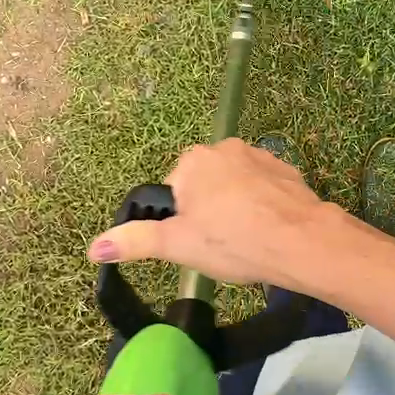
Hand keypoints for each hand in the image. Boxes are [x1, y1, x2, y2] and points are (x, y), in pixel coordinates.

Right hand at [87, 139, 334, 289]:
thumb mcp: (178, 245)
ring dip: (235, 207)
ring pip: (234, 185)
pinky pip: (262, 187)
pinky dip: (260, 204)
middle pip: (203, 185)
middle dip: (207, 212)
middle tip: (219, 244)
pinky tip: (267, 229)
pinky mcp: (285, 168)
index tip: (195, 241)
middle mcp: (225, 147)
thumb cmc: (233, 240)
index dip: (181, 220)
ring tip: (245, 239)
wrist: (300, 239)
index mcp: (193, 160)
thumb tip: (94, 247)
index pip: (174, 191)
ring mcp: (258, 154)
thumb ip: (136, 241)